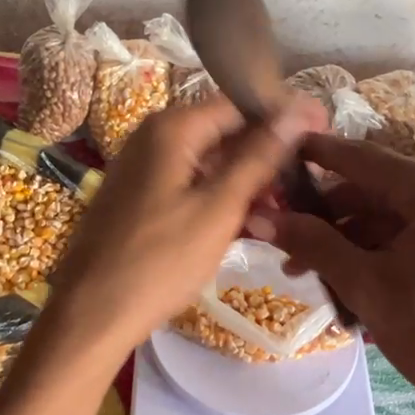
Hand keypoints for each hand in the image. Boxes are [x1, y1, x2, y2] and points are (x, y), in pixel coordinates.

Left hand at [44, 97, 323, 358]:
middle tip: (307, 181)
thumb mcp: (218, 208)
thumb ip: (259, 156)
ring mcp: (143, 168)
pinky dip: (220, 200)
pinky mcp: (140, 198)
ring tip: (284, 210)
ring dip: (246, 182)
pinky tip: (249, 225)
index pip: (240, 102)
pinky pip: (190, 185)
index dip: (283, 115)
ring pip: (209, 162)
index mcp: (172, 128)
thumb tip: (300, 107)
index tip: (323, 131)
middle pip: (224, 131)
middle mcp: (153, 137)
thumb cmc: (159, 261)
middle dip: (267, 154)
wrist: (91, 313)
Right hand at [257, 135, 414, 414]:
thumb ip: (312, 242)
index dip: (317, 155)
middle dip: (331, 216)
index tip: (279, 151)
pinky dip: (384, 249)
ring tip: (311, 272)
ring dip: (353, 238)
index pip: (364, 160)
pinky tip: (351, 277)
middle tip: (286, 242)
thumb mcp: (365, 286)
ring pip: (397, 213)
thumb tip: (260, 216)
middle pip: (380, 189)